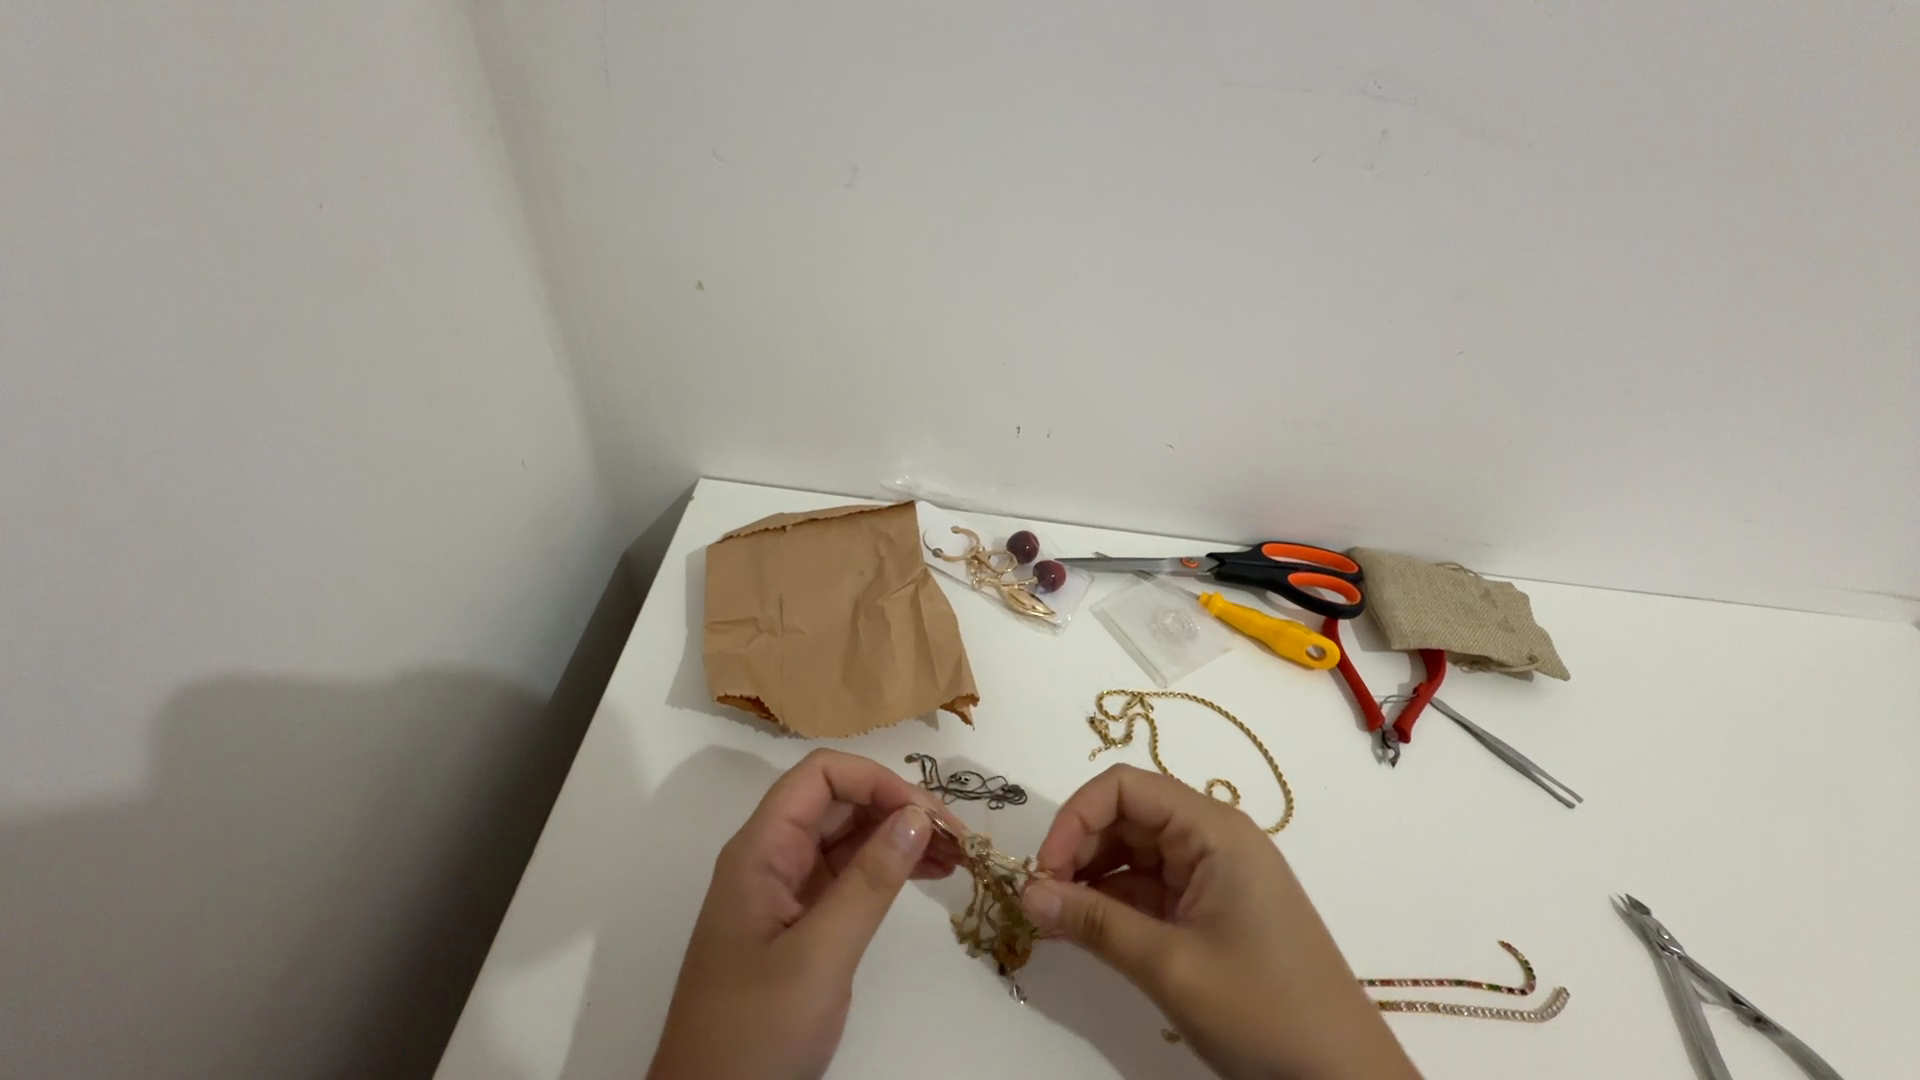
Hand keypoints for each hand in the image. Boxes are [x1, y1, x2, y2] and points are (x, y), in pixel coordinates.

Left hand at [648, 749, 961, 1079]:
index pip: (820, 776)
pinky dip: (891, 868)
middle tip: (956, 835)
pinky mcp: (803, 920)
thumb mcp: (819, 956)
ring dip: (900, 835)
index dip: (875, 780)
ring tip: (956, 852)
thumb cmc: (755, 1031)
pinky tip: (931, 873)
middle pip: (838, 801)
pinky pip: (850, 874)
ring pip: (849, 836)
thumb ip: (870, 882)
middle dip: (898, 806)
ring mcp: (787, 889)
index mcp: (761, 849)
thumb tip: (918, 815)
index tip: (926, 813)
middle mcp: (773, 857)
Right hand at [1021, 765, 1420, 1079]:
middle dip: (1079, 848)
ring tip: (1055, 917)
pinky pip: (1148, 888)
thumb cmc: (1264, 1009)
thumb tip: (1025, 894)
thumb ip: (1094, 922)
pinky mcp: (1209, 910)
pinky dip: (1113, 903)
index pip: (1127, 787)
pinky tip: (1084, 928)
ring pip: (1134, 853)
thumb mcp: (1171, 966)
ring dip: (1091, 878)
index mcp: (1214, 829)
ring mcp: (1212, 875)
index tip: (1045, 869)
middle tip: (1043, 899)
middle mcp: (1212, 839)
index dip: (1077, 816)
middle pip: (1128, 816)